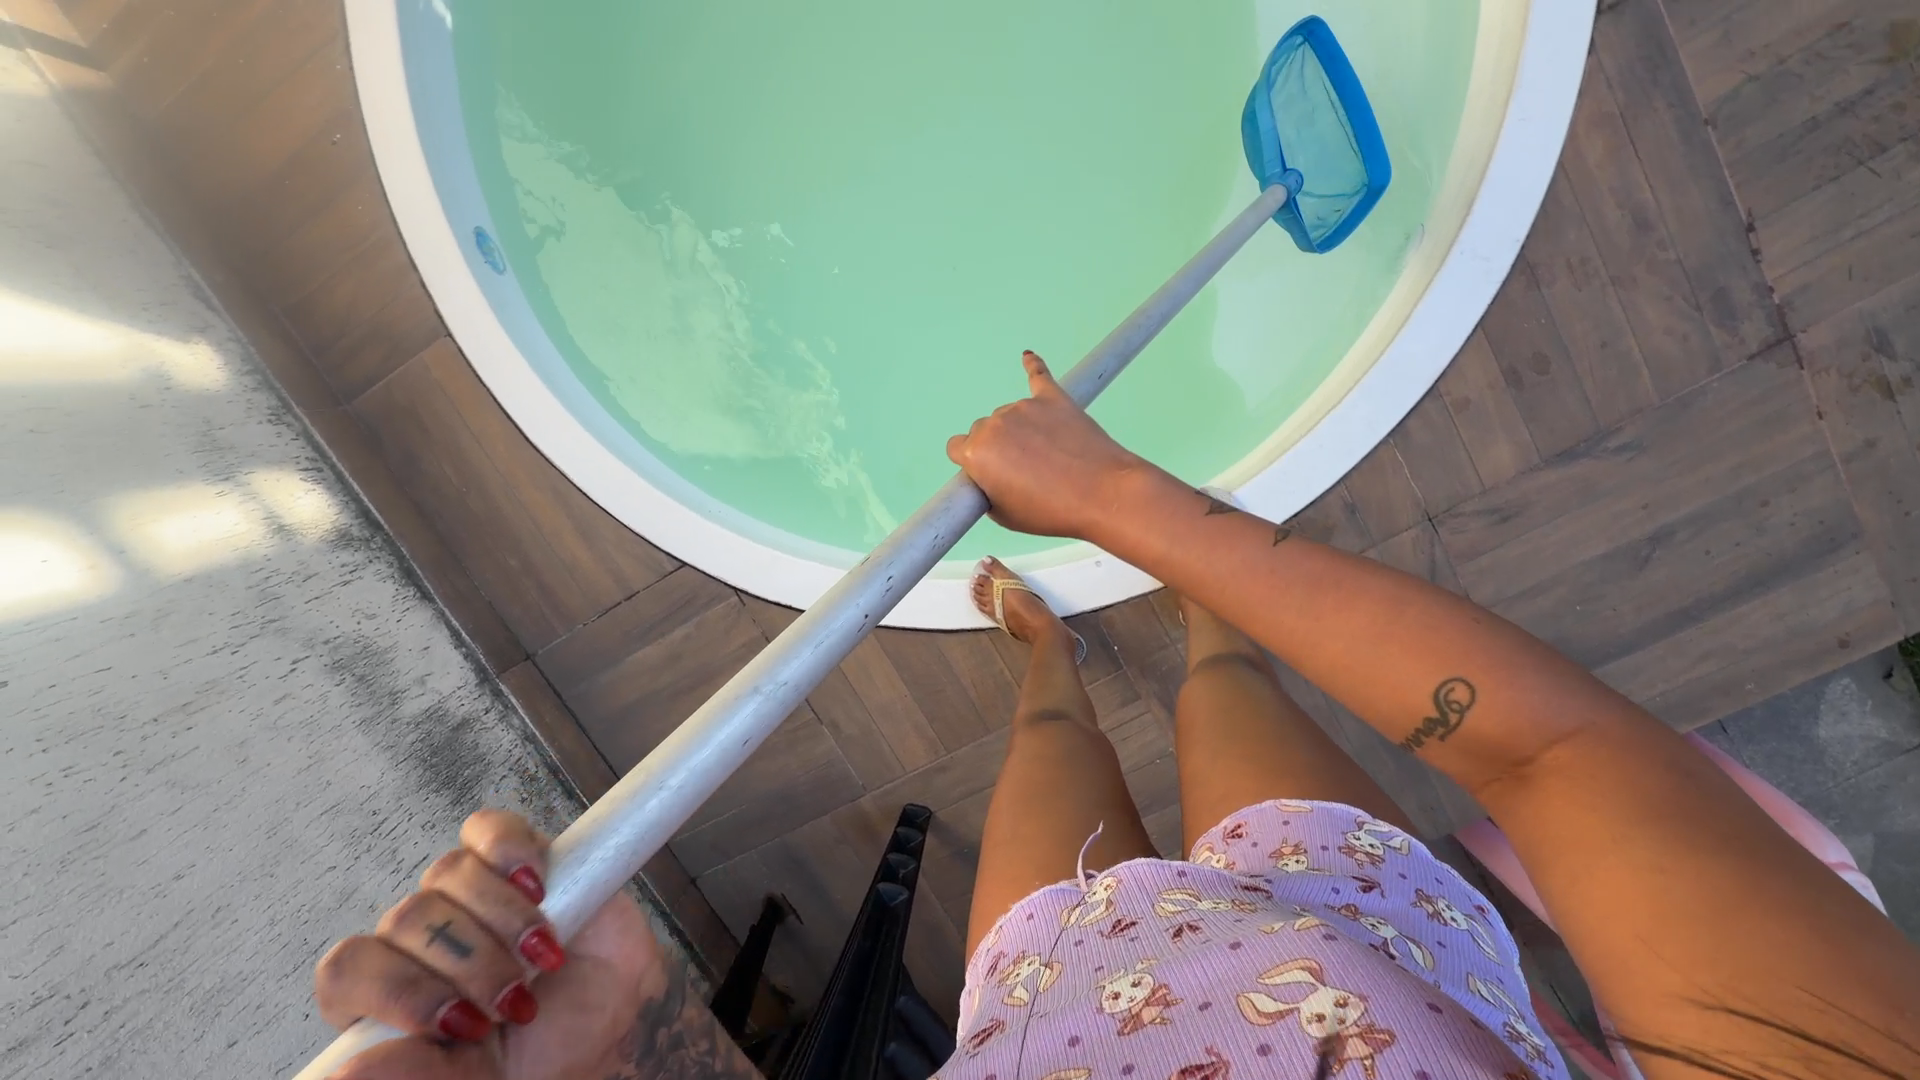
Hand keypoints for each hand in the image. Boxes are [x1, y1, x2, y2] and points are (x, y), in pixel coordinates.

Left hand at [314, 810, 665, 1079]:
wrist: (619, 1022)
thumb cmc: (543, 1059)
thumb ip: (413, 1079)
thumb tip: (346, 1074)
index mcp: (390, 996)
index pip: (349, 968)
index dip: (400, 990)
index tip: (463, 1023)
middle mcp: (423, 937)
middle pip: (406, 918)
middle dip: (469, 964)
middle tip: (517, 1001)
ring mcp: (473, 891)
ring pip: (448, 873)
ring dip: (502, 921)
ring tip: (544, 958)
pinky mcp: (522, 855)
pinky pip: (491, 829)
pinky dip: (511, 853)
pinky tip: (540, 888)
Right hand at [946, 351, 1158, 539]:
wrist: (1102, 494)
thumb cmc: (1053, 510)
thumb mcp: (1005, 516)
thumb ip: (987, 489)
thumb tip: (990, 476)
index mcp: (976, 453)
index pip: (957, 447)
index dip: (972, 462)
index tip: (988, 472)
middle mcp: (994, 424)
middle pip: (983, 429)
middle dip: (998, 446)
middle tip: (1025, 471)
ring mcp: (1024, 407)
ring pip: (1011, 414)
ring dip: (1021, 430)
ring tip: (1050, 457)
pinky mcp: (1053, 398)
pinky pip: (1038, 375)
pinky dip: (1033, 367)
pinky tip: (1027, 357)